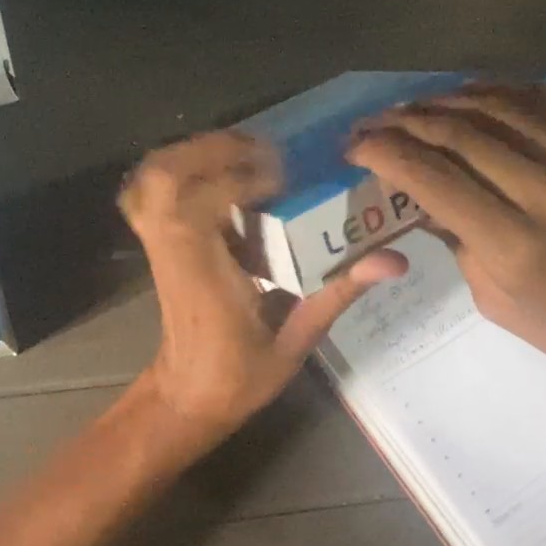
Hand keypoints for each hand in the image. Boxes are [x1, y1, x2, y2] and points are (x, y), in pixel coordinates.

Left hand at [120, 132, 406, 445]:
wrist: (185, 397)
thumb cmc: (237, 378)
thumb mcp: (294, 343)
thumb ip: (336, 294)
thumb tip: (393, 260)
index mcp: (203, 275)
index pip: (202, 205)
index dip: (239, 179)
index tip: (281, 181)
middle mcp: (173, 250)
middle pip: (164, 175)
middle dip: (211, 148)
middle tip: (262, 150)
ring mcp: (159, 244)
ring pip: (152, 177)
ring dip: (196, 154)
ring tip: (244, 155)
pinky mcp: (158, 242)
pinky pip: (152, 191)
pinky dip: (184, 170)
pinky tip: (225, 176)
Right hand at [347, 82, 545, 410]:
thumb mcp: (498, 303)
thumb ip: (457, 241)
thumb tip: (422, 196)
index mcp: (515, 246)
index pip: (432, 178)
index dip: (383, 152)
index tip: (355, 145)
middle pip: (460, 134)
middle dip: (404, 121)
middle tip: (373, 120)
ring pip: (500, 108)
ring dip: (446, 100)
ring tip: (412, 104)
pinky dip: (502, 90)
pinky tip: (471, 92)